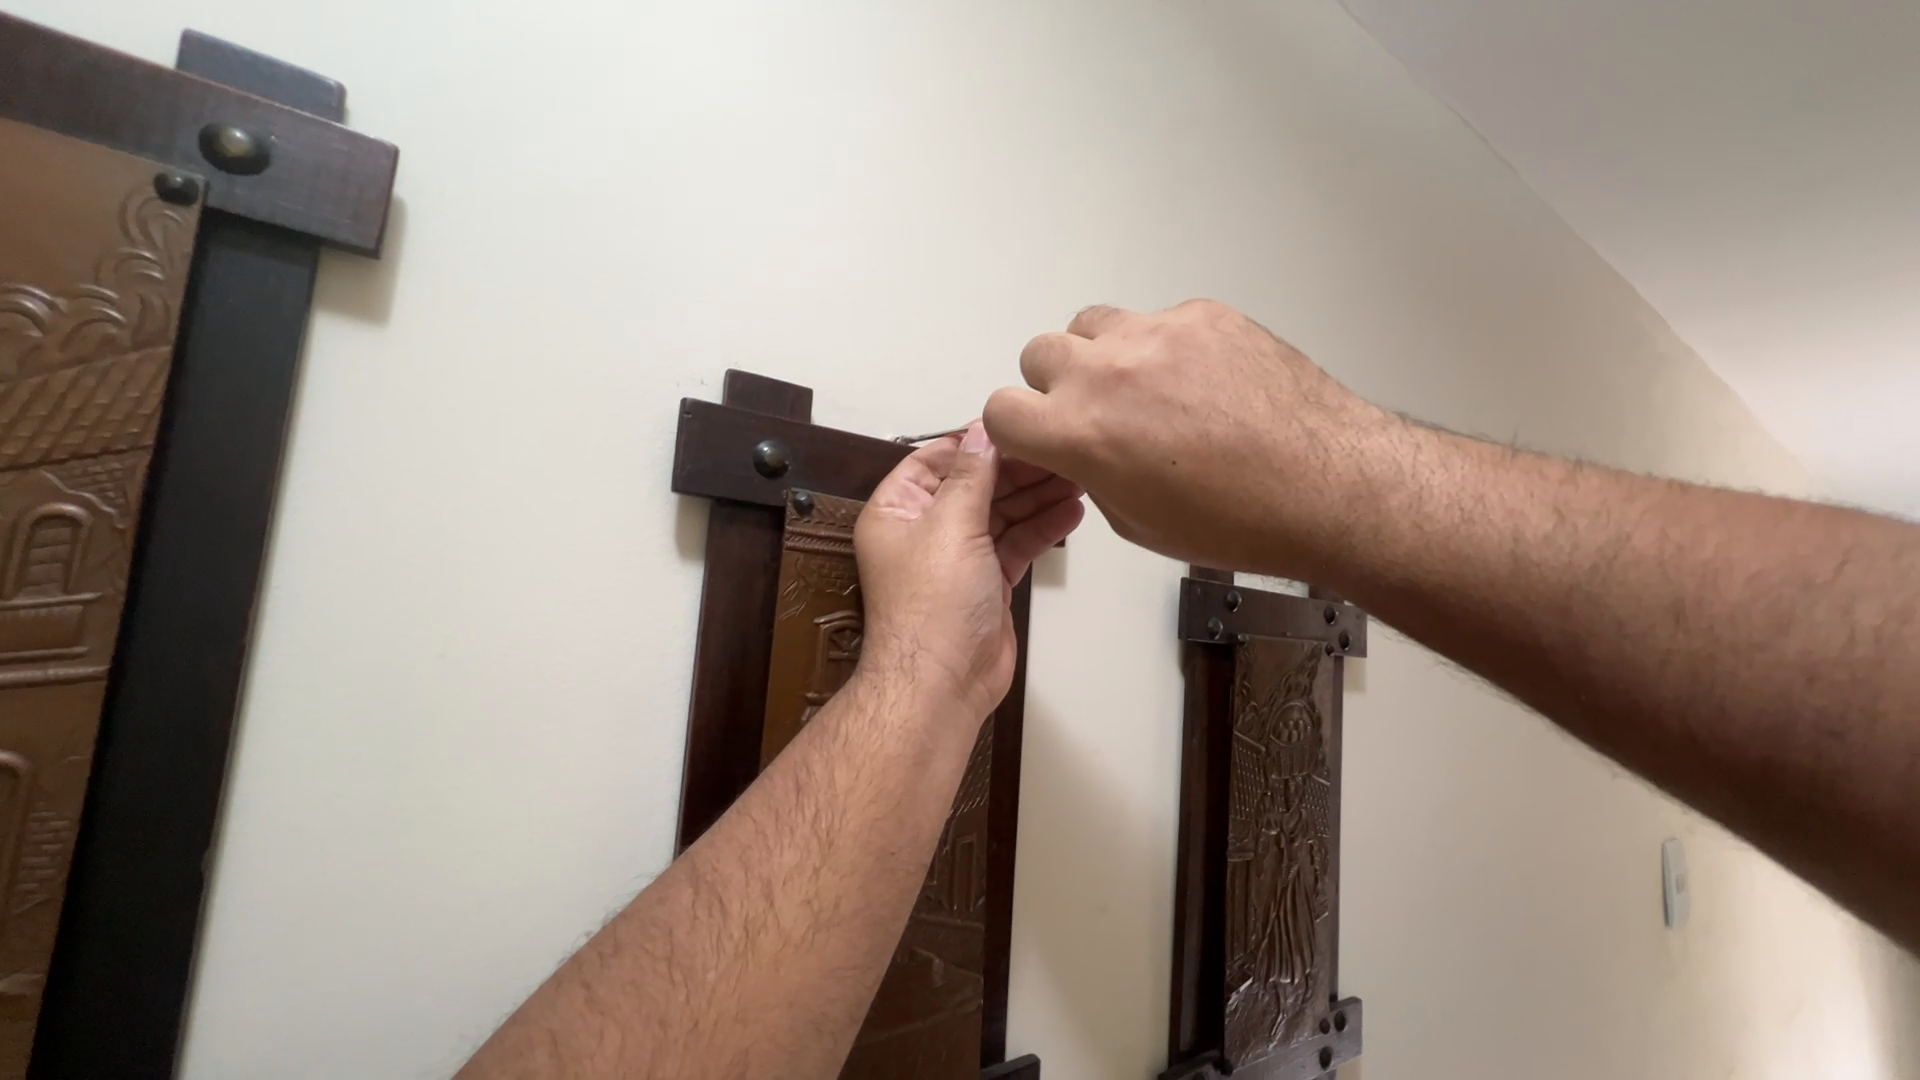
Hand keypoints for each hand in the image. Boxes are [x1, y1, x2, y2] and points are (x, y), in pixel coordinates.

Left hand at [853, 424, 1083, 723]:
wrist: (943, 683)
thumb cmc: (930, 609)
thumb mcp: (950, 525)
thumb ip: (972, 476)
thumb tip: (983, 433)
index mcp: (898, 511)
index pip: (936, 460)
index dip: (976, 442)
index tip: (1016, 427)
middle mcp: (925, 532)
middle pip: (975, 485)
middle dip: (1017, 470)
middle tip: (1059, 452)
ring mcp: (958, 558)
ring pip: (1001, 514)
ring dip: (1036, 497)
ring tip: (1077, 478)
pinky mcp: (986, 582)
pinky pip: (1016, 544)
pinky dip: (1041, 529)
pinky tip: (1070, 513)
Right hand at [983, 299, 1402, 579]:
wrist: (1326, 487)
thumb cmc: (1238, 521)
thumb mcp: (1135, 523)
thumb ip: (1089, 473)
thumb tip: (1083, 449)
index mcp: (1081, 433)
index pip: (1000, 410)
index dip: (1014, 429)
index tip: (1034, 435)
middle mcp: (1107, 374)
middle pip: (1037, 354)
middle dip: (1053, 387)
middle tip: (1092, 413)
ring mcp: (1156, 335)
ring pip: (1091, 324)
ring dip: (1099, 356)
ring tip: (1140, 390)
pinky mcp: (1202, 316)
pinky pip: (1156, 321)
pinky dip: (1161, 348)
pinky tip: (1199, 384)